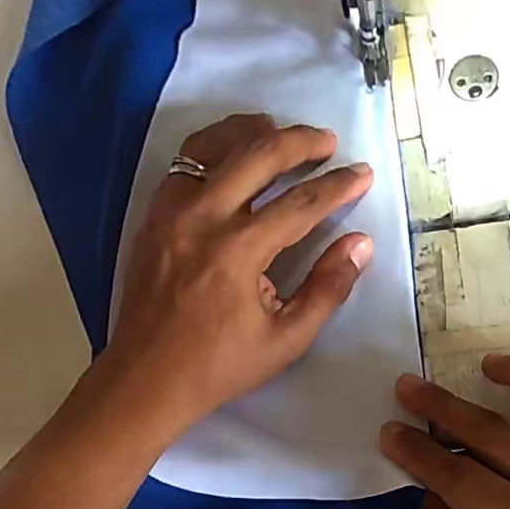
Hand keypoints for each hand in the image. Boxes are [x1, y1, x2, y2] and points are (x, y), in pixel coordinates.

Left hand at [99, 113, 375, 435]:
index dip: (338, 186)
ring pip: (213, 146)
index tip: (362, 175)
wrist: (147, 379)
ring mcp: (170, 212)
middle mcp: (202, 218)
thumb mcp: (286, 339)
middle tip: (328, 142)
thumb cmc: (220, 365)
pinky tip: (231, 154)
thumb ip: (327, 288)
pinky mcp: (152, 216)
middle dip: (301, 141)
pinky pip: (183, 163)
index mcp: (238, 252)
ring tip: (280, 130)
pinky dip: (213, 148)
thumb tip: (361, 244)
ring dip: (252, 131)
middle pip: (258, 155)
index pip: (300, 203)